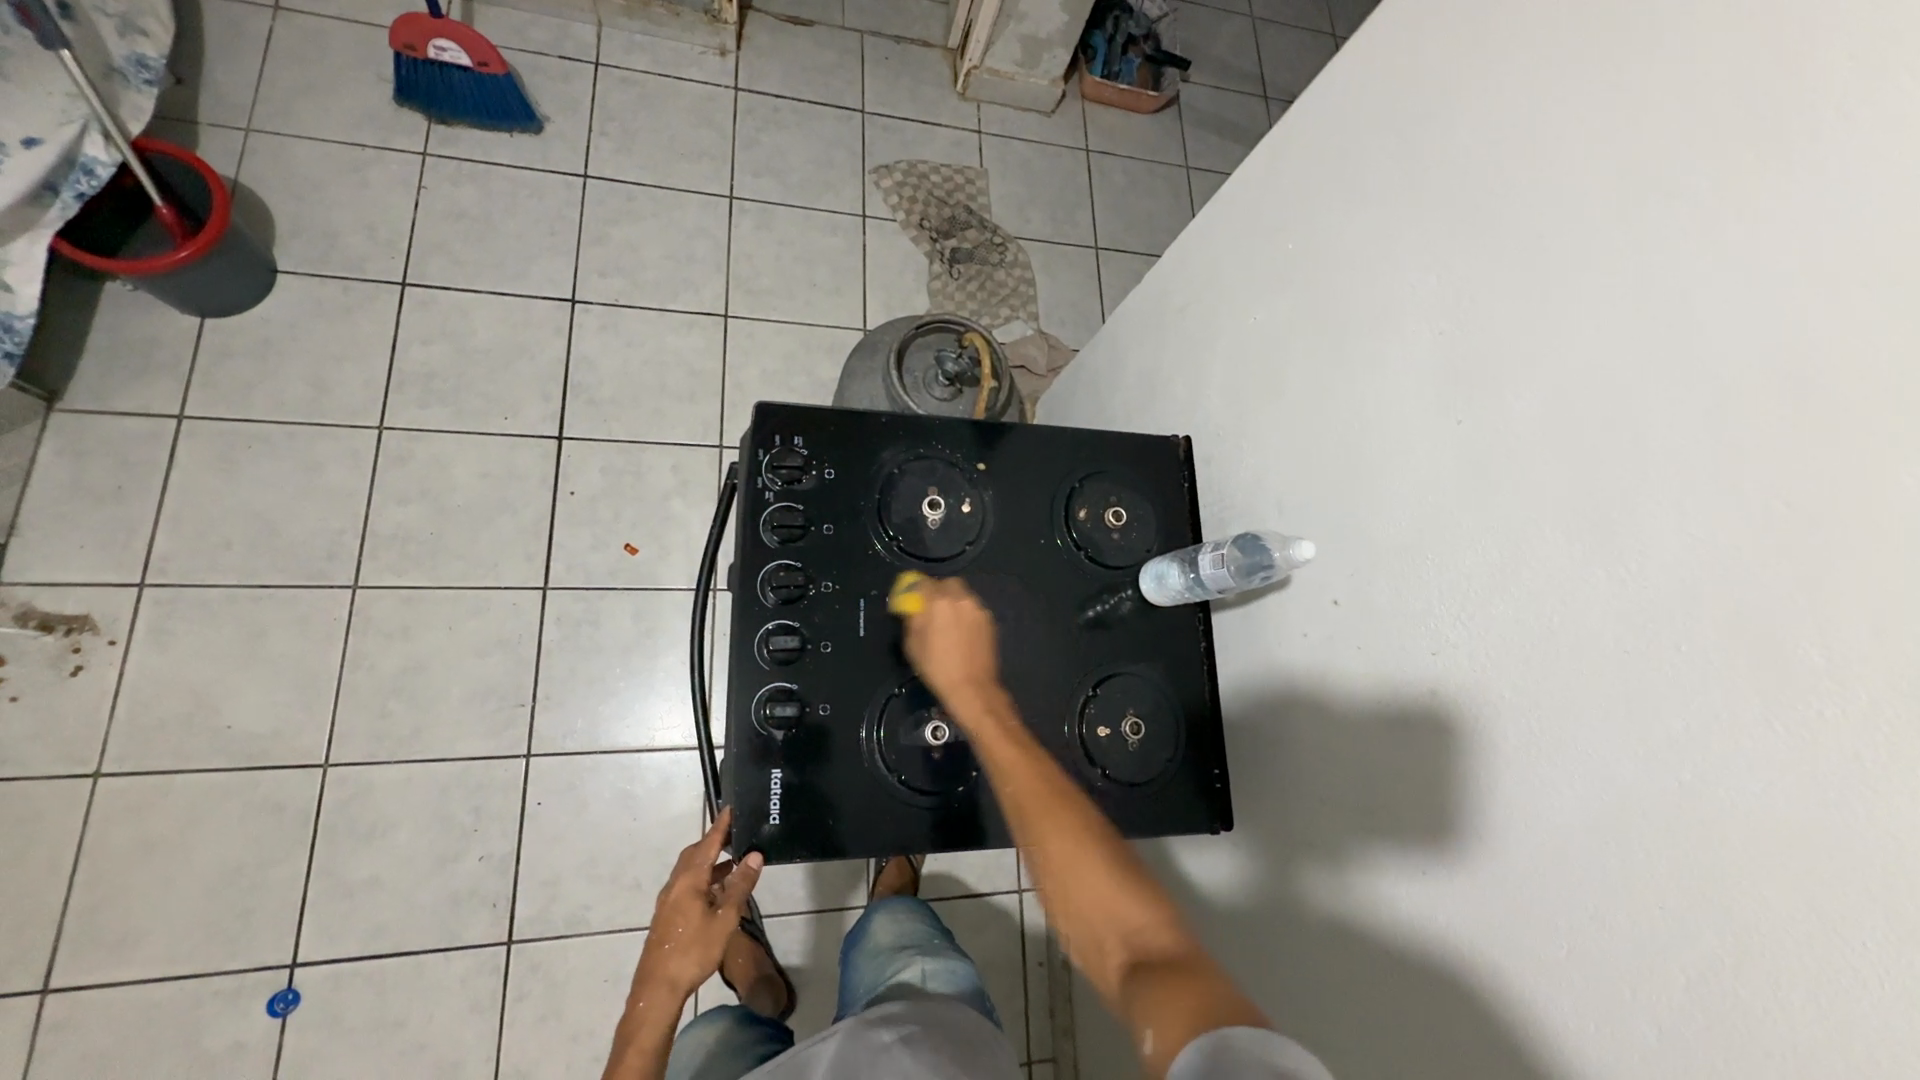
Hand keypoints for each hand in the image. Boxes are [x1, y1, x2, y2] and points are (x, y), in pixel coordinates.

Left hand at [631, 808, 762, 1001]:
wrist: (658, 988)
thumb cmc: (694, 951)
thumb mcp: (725, 919)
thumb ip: (740, 886)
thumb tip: (754, 855)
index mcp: (689, 880)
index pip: (708, 844)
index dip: (721, 826)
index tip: (731, 808)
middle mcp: (675, 885)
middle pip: (694, 854)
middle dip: (714, 843)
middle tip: (736, 835)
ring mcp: (668, 901)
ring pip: (689, 871)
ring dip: (709, 863)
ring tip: (733, 862)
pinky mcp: (667, 915)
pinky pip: (686, 885)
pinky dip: (703, 879)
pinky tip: (716, 892)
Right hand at [900, 576, 1003, 712]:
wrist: (971, 686)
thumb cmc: (936, 667)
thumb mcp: (912, 644)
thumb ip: (911, 618)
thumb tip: (912, 607)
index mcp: (939, 602)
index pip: (923, 582)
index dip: (915, 588)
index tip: (912, 598)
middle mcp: (961, 599)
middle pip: (948, 583)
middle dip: (939, 591)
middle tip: (932, 607)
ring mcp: (978, 609)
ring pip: (964, 595)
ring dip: (954, 601)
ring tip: (948, 621)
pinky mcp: (990, 620)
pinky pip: (974, 609)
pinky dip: (966, 613)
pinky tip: (963, 631)